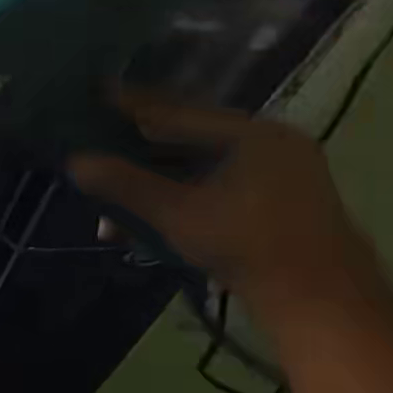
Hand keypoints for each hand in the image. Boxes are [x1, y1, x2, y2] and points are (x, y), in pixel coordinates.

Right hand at [68, 94, 377, 308]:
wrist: (317, 298)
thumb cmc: (245, 244)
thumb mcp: (175, 212)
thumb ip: (123, 184)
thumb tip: (75, 161)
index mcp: (252, 134)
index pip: (178, 112)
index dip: (133, 105)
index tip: (97, 94)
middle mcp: (268, 144)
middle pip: (186, 138)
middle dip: (136, 152)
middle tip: (96, 147)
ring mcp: (275, 173)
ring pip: (196, 167)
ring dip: (151, 183)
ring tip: (112, 204)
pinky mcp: (273, 201)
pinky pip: (211, 186)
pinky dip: (176, 197)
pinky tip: (143, 220)